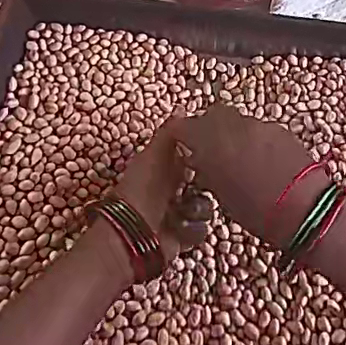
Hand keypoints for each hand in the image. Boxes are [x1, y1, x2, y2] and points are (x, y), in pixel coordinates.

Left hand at [112, 119, 214, 263]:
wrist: (134, 234)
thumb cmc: (142, 189)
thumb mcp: (155, 154)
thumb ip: (170, 133)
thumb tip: (183, 109)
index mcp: (161, 166)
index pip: (191, 156)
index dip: (203, 155)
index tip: (210, 155)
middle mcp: (169, 188)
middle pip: (203, 182)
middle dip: (205, 184)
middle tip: (200, 186)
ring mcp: (176, 212)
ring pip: (206, 206)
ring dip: (198, 209)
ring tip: (185, 210)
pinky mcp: (182, 235)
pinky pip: (201, 229)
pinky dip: (193, 229)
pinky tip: (181, 227)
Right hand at [173, 105, 323, 247]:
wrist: (304, 209)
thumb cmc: (256, 210)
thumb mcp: (220, 194)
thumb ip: (206, 170)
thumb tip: (199, 160)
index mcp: (210, 140)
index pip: (183, 126)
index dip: (179, 135)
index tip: (179, 146)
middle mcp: (233, 125)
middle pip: (212, 115)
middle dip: (207, 128)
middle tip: (208, 150)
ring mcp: (259, 125)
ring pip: (237, 122)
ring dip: (232, 135)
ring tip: (238, 160)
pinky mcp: (281, 130)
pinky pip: (258, 129)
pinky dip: (254, 140)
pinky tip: (261, 161)